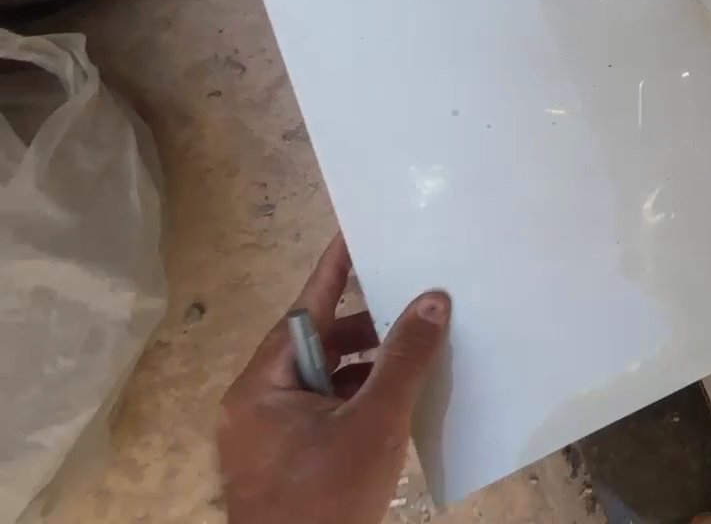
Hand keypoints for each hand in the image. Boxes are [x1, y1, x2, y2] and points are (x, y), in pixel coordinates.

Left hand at [218, 234, 450, 523]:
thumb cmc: (326, 494)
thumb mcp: (375, 419)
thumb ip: (406, 355)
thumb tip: (434, 297)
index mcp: (263, 388)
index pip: (306, 311)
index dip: (334, 270)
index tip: (357, 231)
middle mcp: (261, 402)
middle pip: (322, 340)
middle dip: (373, 321)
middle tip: (420, 297)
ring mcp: (276, 429)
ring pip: (333, 370)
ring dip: (377, 357)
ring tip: (424, 345)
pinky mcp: (296, 451)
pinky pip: (337, 397)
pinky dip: (371, 386)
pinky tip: (408, 388)